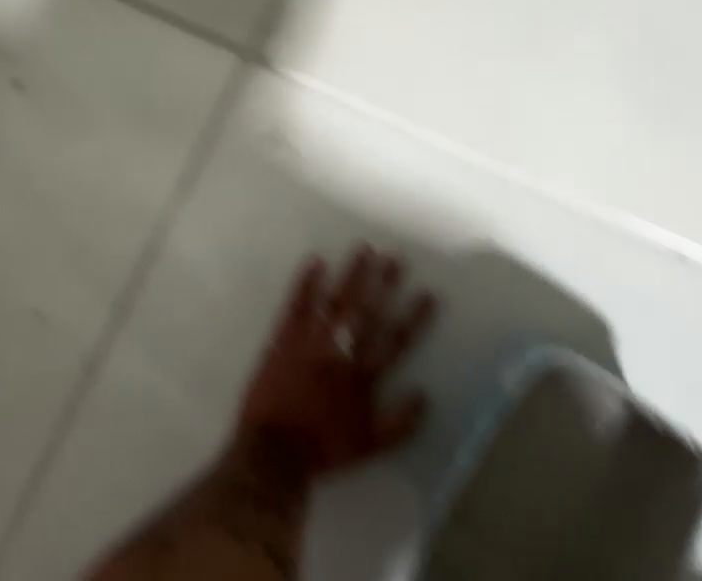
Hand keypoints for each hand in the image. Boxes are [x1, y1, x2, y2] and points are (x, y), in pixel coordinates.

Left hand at [233, 245, 437, 480]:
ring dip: (350, 274)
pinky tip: (315, 261)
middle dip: (383, 282)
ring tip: (363, 248)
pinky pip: (297, 306)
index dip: (413, 316)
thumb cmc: (323, 449)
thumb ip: (401, 423)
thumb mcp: (370, 446)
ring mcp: (310, 343)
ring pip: (335, 301)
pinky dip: (306, 282)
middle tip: (395, 255)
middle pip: (367, 311)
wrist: (273, 453)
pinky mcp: (283, 340)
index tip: (428, 292)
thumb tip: (424, 395)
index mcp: (363, 376)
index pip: (395, 339)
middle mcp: (340, 353)